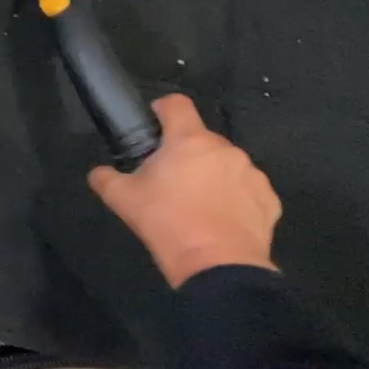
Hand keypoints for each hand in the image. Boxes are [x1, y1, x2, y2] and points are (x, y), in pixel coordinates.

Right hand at [87, 94, 280, 287]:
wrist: (216, 264)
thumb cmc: (165, 221)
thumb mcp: (120, 198)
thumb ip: (104, 177)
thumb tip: (100, 172)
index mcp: (187, 141)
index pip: (176, 104)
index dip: (162, 108)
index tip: (154, 122)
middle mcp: (224, 149)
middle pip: (201, 138)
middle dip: (185, 151)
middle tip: (168, 177)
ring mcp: (251, 174)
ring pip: (225, 163)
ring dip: (210, 173)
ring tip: (196, 202)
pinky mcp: (269, 199)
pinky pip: (246, 188)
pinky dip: (234, 196)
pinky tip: (219, 218)